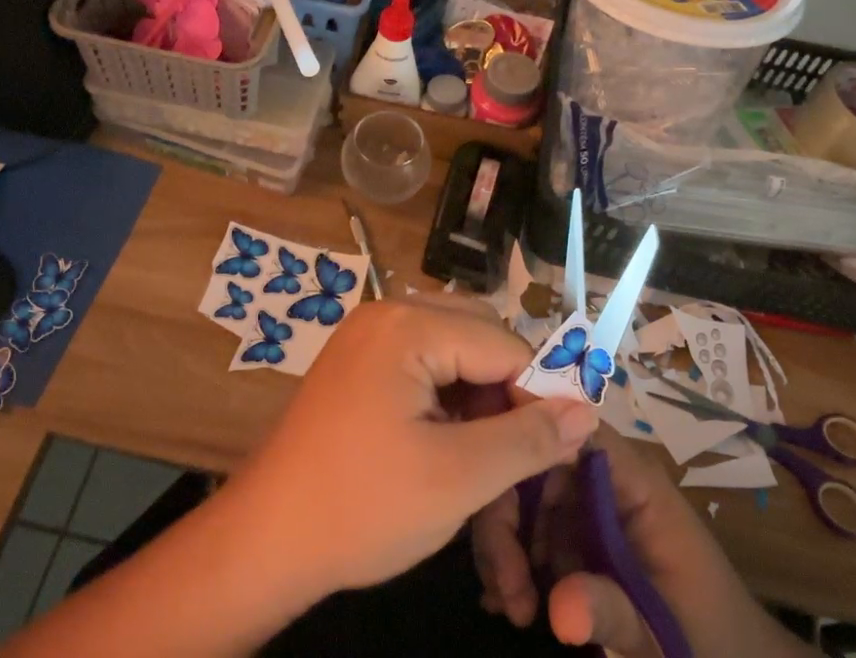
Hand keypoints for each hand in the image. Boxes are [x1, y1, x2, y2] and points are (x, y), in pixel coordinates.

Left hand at [224, 298, 599, 594]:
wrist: (267, 541)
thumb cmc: (363, 507)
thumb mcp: (458, 477)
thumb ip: (529, 438)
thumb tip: (589, 410)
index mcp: (407, 326)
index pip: (504, 343)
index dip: (543, 392)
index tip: (570, 444)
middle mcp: (385, 315)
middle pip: (479, 334)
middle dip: (510, 387)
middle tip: (525, 448)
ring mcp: (366, 338)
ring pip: (454, 350)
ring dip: (482, 393)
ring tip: (491, 451)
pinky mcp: (357, 366)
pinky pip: (423, 365)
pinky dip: (449, 398)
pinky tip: (454, 442)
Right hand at [472, 428, 738, 657]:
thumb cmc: (710, 637)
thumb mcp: (662, 631)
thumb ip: (612, 612)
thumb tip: (556, 608)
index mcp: (634, 483)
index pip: (571, 431)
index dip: (522, 435)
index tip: (477, 468)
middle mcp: (606, 483)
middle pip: (535, 468)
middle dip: (506, 520)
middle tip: (504, 591)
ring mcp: (589, 509)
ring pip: (524, 501)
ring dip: (506, 549)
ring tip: (509, 608)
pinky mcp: (578, 537)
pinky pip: (532, 532)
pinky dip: (514, 564)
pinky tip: (509, 603)